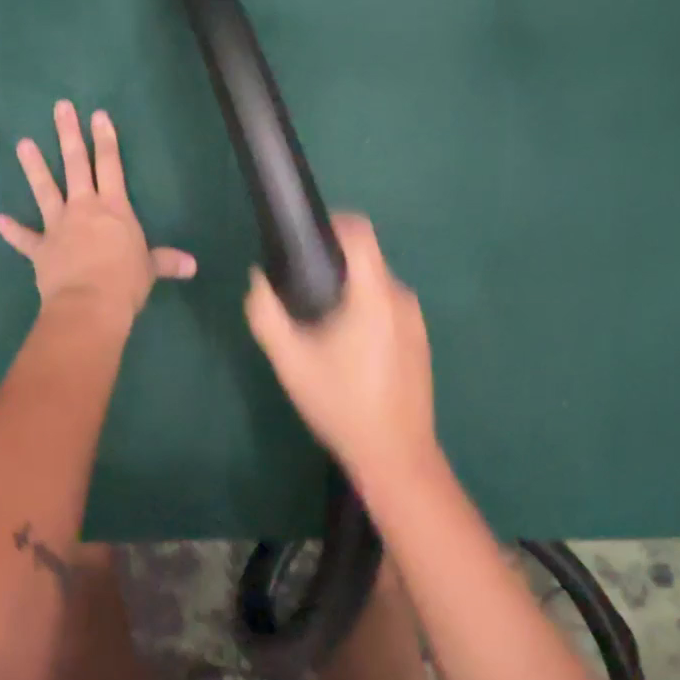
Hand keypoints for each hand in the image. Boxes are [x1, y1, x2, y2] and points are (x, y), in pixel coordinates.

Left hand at [0, 100, 196, 320]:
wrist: (89, 305)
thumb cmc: (125, 282)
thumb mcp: (150, 269)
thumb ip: (166, 261)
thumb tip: (192, 265)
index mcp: (114, 209)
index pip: (110, 165)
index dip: (105, 139)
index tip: (97, 114)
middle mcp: (84, 209)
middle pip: (75, 165)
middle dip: (68, 134)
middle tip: (60, 107)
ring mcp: (59, 227)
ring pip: (45, 190)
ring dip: (33, 167)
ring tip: (23, 143)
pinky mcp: (41, 250)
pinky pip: (24, 239)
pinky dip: (13, 230)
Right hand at [245, 214, 436, 476]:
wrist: (395, 456)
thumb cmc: (341, 404)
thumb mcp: (290, 362)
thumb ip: (266, 313)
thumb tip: (258, 278)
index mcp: (374, 294)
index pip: (361, 232)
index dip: (332, 223)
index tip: (303, 239)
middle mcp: (401, 298)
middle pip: (365, 260)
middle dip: (331, 267)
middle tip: (299, 294)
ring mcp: (415, 320)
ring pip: (375, 286)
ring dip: (348, 293)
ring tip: (319, 326)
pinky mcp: (420, 341)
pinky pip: (387, 308)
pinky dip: (365, 313)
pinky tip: (346, 350)